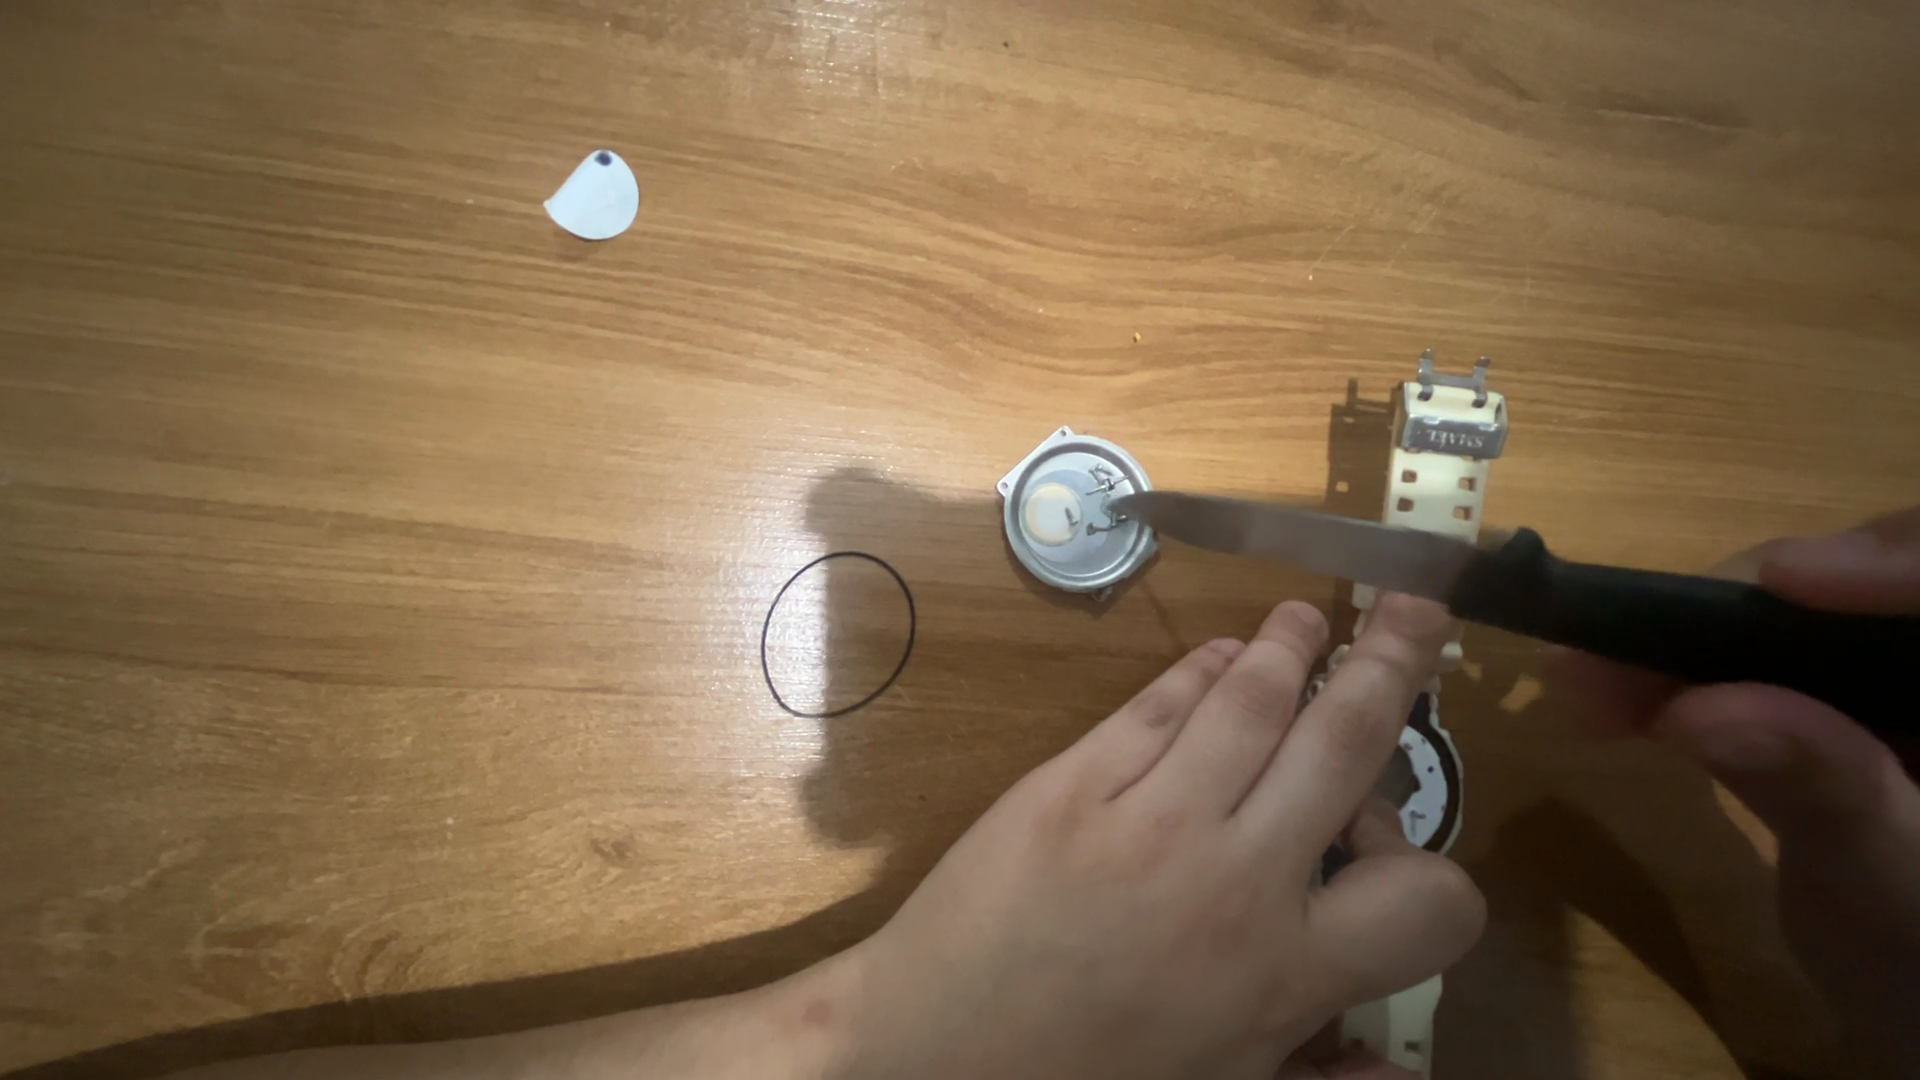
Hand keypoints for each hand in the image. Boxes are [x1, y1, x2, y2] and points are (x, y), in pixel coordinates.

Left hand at [832, 595, 1483, 1079]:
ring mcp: (1148, 816)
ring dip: (1287, 648)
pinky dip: (1197, 672)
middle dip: (1389, 665)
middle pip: (1340, 742)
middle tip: (1414, 606)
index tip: (1391, 847)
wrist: (941, 1050)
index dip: (1433, 872)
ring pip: (1247, 703)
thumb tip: (1403, 1070)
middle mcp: (1233, 877)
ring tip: (1307, 616)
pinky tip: (1221, 652)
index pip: (1429, 896)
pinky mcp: (1073, 781)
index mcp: (1284, 972)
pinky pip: (1154, 707)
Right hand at [1547, 507, 1919, 1075]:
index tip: (1779, 577)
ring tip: (1586, 674)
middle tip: (1628, 638)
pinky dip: (1669, 669)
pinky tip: (1606, 695)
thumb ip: (1825, 796)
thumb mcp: (1896, 902)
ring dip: (1680, 637)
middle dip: (1739, 604)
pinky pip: (1750, 658)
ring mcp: (1891, 687)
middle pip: (1866, 581)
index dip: (1894, 560)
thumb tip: (1695, 706)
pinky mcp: (1835, 703)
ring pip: (1793, 616)